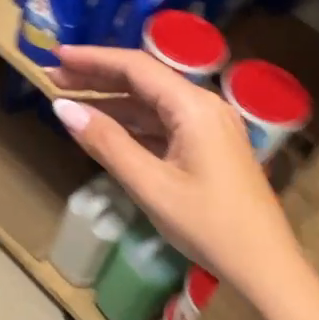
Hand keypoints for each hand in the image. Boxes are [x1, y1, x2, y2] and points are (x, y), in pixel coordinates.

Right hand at [48, 46, 308, 314]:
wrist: (265, 265)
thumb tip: (62, 108)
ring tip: (69, 100)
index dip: (92, 59)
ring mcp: (209, 126)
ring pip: (152, 102)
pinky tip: (105, 128)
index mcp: (193, 107)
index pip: (136, 67)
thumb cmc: (209, 225)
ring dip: (112, 100)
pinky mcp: (210, 146)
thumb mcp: (150, 185)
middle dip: (97, 76)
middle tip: (52, 76)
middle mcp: (204, 106)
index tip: (56, 54)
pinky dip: (132, 123)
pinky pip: (164, 123)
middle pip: (144, 80)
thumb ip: (106, 143)